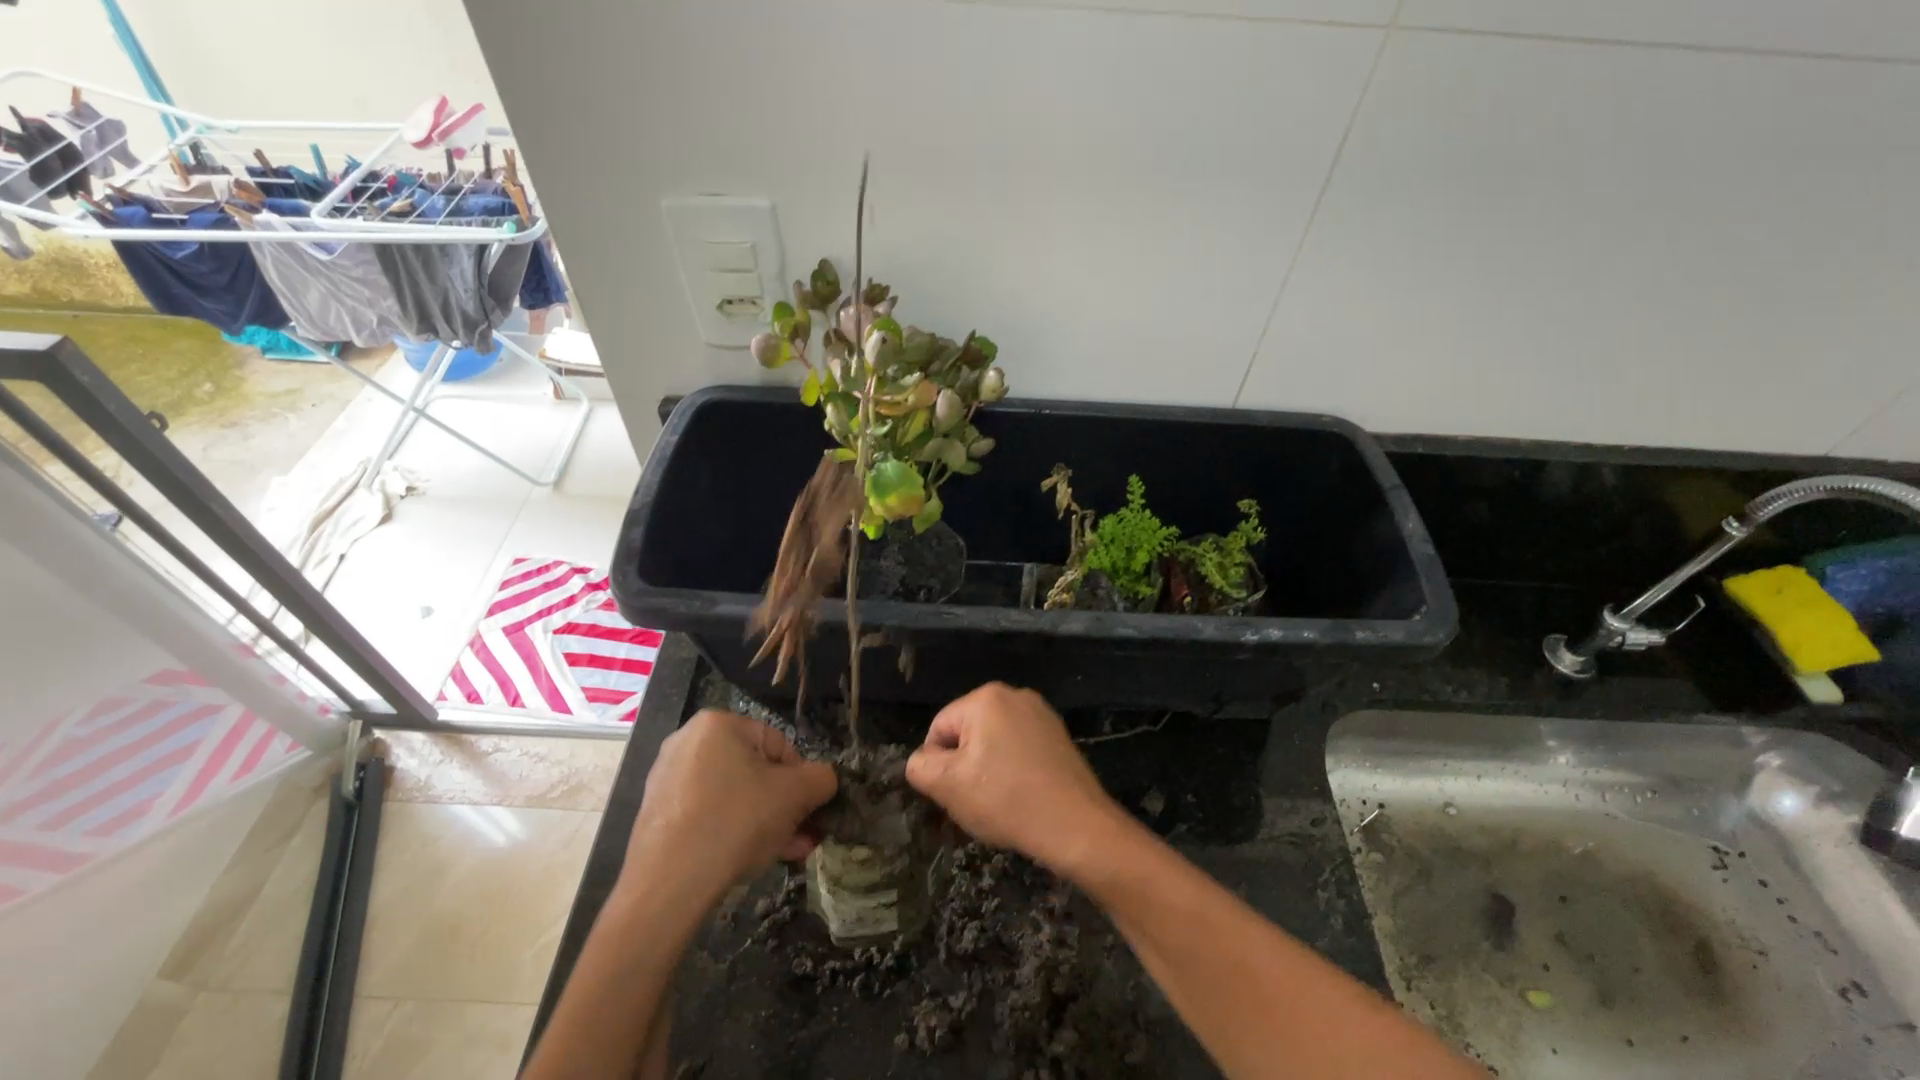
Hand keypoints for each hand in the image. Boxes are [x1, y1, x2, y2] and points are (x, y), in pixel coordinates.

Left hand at [621, 710, 837, 904]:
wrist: (669, 881)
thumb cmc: (737, 820)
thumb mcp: (795, 795)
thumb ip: (821, 779)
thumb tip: (823, 781)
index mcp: (718, 724)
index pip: (779, 745)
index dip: (802, 779)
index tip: (810, 810)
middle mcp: (688, 742)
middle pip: (756, 772)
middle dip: (784, 806)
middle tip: (803, 835)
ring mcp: (669, 779)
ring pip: (734, 797)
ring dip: (766, 822)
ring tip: (788, 852)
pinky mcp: (659, 814)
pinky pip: (709, 814)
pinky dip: (734, 831)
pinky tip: (754, 860)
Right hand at [905, 683, 1123, 874]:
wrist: (1076, 826)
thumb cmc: (1006, 800)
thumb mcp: (947, 786)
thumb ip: (920, 767)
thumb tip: (922, 761)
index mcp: (986, 698)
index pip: (939, 730)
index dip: (937, 766)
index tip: (953, 795)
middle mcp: (1016, 696)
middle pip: (967, 735)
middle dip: (963, 769)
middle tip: (974, 802)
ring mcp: (1042, 716)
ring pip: (993, 746)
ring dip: (987, 773)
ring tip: (999, 805)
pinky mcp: (1059, 738)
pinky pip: (1019, 752)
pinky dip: (1012, 773)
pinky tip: (1021, 800)